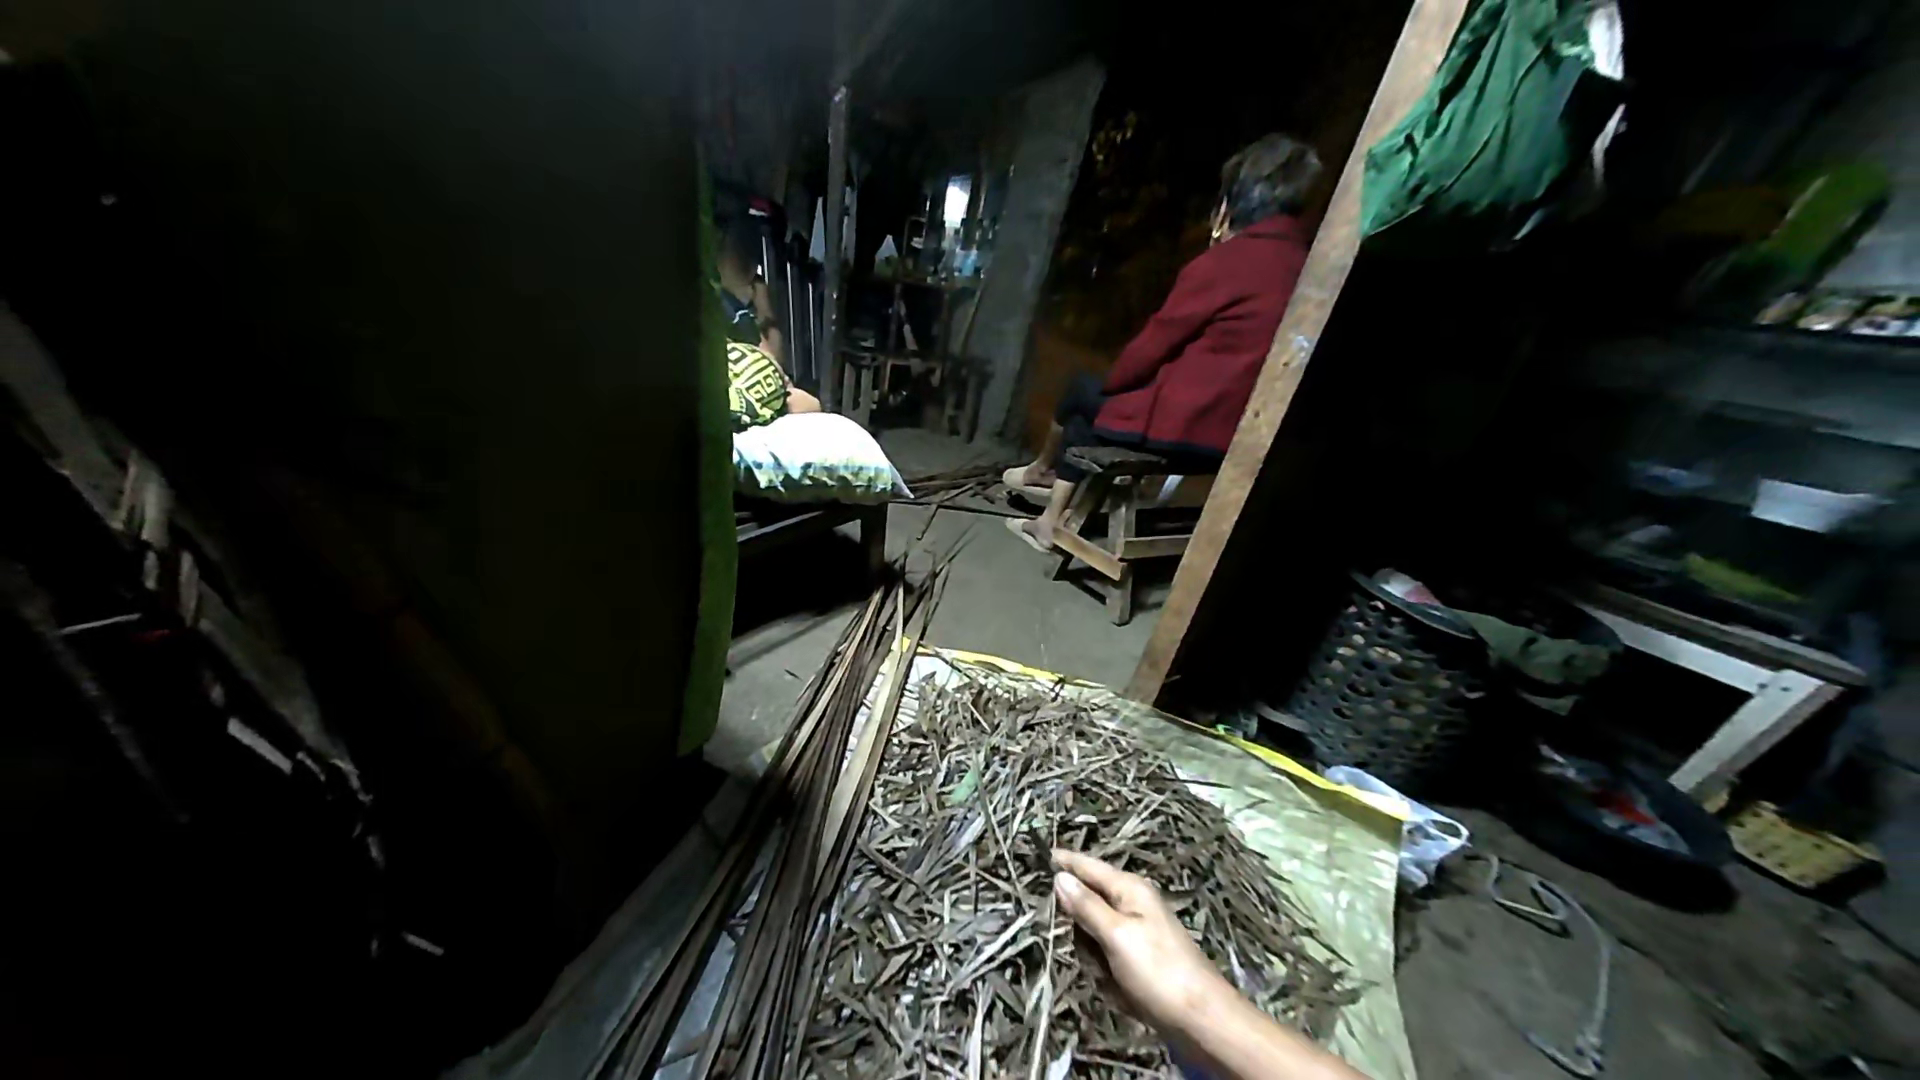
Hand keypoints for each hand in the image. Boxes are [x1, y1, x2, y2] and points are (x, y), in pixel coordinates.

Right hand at [1050, 848, 1233, 1033]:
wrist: (1202, 1021)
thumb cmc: (1158, 971)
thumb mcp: (1116, 936)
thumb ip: (1086, 905)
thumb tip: (1060, 876)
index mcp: (1129, 888)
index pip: (1088, 865)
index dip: (1064, 861)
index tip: (1040, 855)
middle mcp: (1132, 902)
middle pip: (1088, 898)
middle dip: (1077, 921)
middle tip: (1074, 941)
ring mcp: (1136, 930)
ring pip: (1094, 929)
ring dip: (1092, 952)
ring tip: (1104, 974)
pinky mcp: (1139, 956)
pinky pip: (1107, 953)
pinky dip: (1105, 968)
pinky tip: (1115, 986)